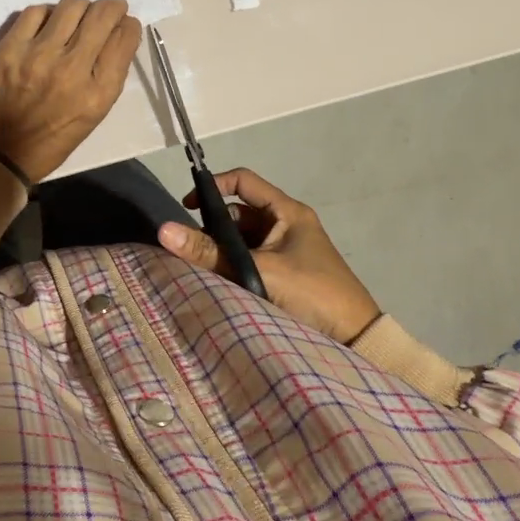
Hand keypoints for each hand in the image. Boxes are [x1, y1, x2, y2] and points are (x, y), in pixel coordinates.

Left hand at [0, 0, 142, 183]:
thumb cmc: (51, 140)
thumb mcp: (93, 115)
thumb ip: (107, 76)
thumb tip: (115, 37)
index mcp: (99, 92)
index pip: (125, 38)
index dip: (127, 25)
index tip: (122, 25)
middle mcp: (73, 68)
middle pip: (102, 14)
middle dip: (110, 7)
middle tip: (105, 12)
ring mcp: (39, 55)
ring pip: (71, 5)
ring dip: (79, 8)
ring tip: (73, 20)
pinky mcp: (10, 48)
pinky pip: (35, 11)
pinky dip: (46, 14)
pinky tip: (45, 27)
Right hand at [158, 169, 380, 343]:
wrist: (355, 339)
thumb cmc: (312, 293)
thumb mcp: (259, 270)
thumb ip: (210, 252)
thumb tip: (164, 230)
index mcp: (288, 212)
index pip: (243, 181)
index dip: (214, 186)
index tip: (188, 207)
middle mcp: (286, 225)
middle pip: (237, 213)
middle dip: (213, 227)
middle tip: (193, 248)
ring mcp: (286, 250)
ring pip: (241, 239)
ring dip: (221, 250)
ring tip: (203, 267)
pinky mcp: (284, 273)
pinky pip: (249, 260)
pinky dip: (232, 266)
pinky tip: (219, 281)